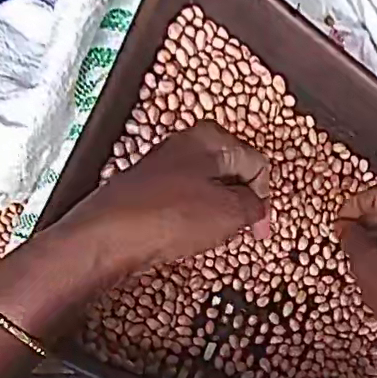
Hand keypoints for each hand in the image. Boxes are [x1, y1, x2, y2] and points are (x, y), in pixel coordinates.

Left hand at [46, 121, 270, 275]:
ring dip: (217, 215)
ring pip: (207, 190)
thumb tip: (256, 206)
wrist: (111, 235)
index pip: (256, 164)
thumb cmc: (170, 217)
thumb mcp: (229, 212)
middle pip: (231, 175)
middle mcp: (186, 146)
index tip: (262, 229)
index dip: (265, 200)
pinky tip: (187, 237)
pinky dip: (193, 220)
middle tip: (241, 232)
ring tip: (213, 237)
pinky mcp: (149, 192)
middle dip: (241, 205)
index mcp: (211, 140)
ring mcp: (165, 168)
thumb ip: (252, 206)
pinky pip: (184, 203)